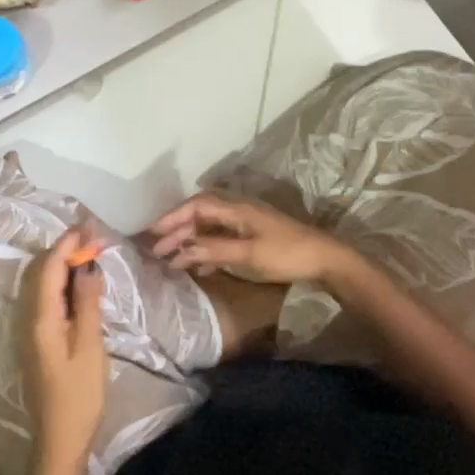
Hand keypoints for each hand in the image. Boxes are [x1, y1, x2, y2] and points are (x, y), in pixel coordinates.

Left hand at [20, 225, 107, 463]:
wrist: (59, 439)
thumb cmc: (79, 394)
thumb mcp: (90, 345)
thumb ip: (88, 302)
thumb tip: (87, 265)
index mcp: (40, 317)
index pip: (49, 266)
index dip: (67, 242)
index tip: (89, 226)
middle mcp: (27, 318)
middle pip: (40, 271)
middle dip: (63, 250)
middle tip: (92, 238)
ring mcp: (28, 330)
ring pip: (40, 284)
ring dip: (60, 265)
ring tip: (87, 255)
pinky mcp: (35, 341)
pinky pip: (43, 299)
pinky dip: (59, 283)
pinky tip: (78, 286)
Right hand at [148, 192, 353, 284]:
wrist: (323, 258)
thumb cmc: (285, 254)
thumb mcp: (248, 254)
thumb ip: (214, 250)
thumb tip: (182, 248)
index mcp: (236, 208)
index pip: (197, 206)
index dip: (172, 217)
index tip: (152, 232)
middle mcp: (238, 209)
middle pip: (200, 214)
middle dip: (177, 230)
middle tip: (157, 250)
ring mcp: (246, 221)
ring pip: (210, 226)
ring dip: (190, 240)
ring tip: (172, 259)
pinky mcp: (253, 235)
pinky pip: (221, 237)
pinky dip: (207, 249)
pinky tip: (200, 268)